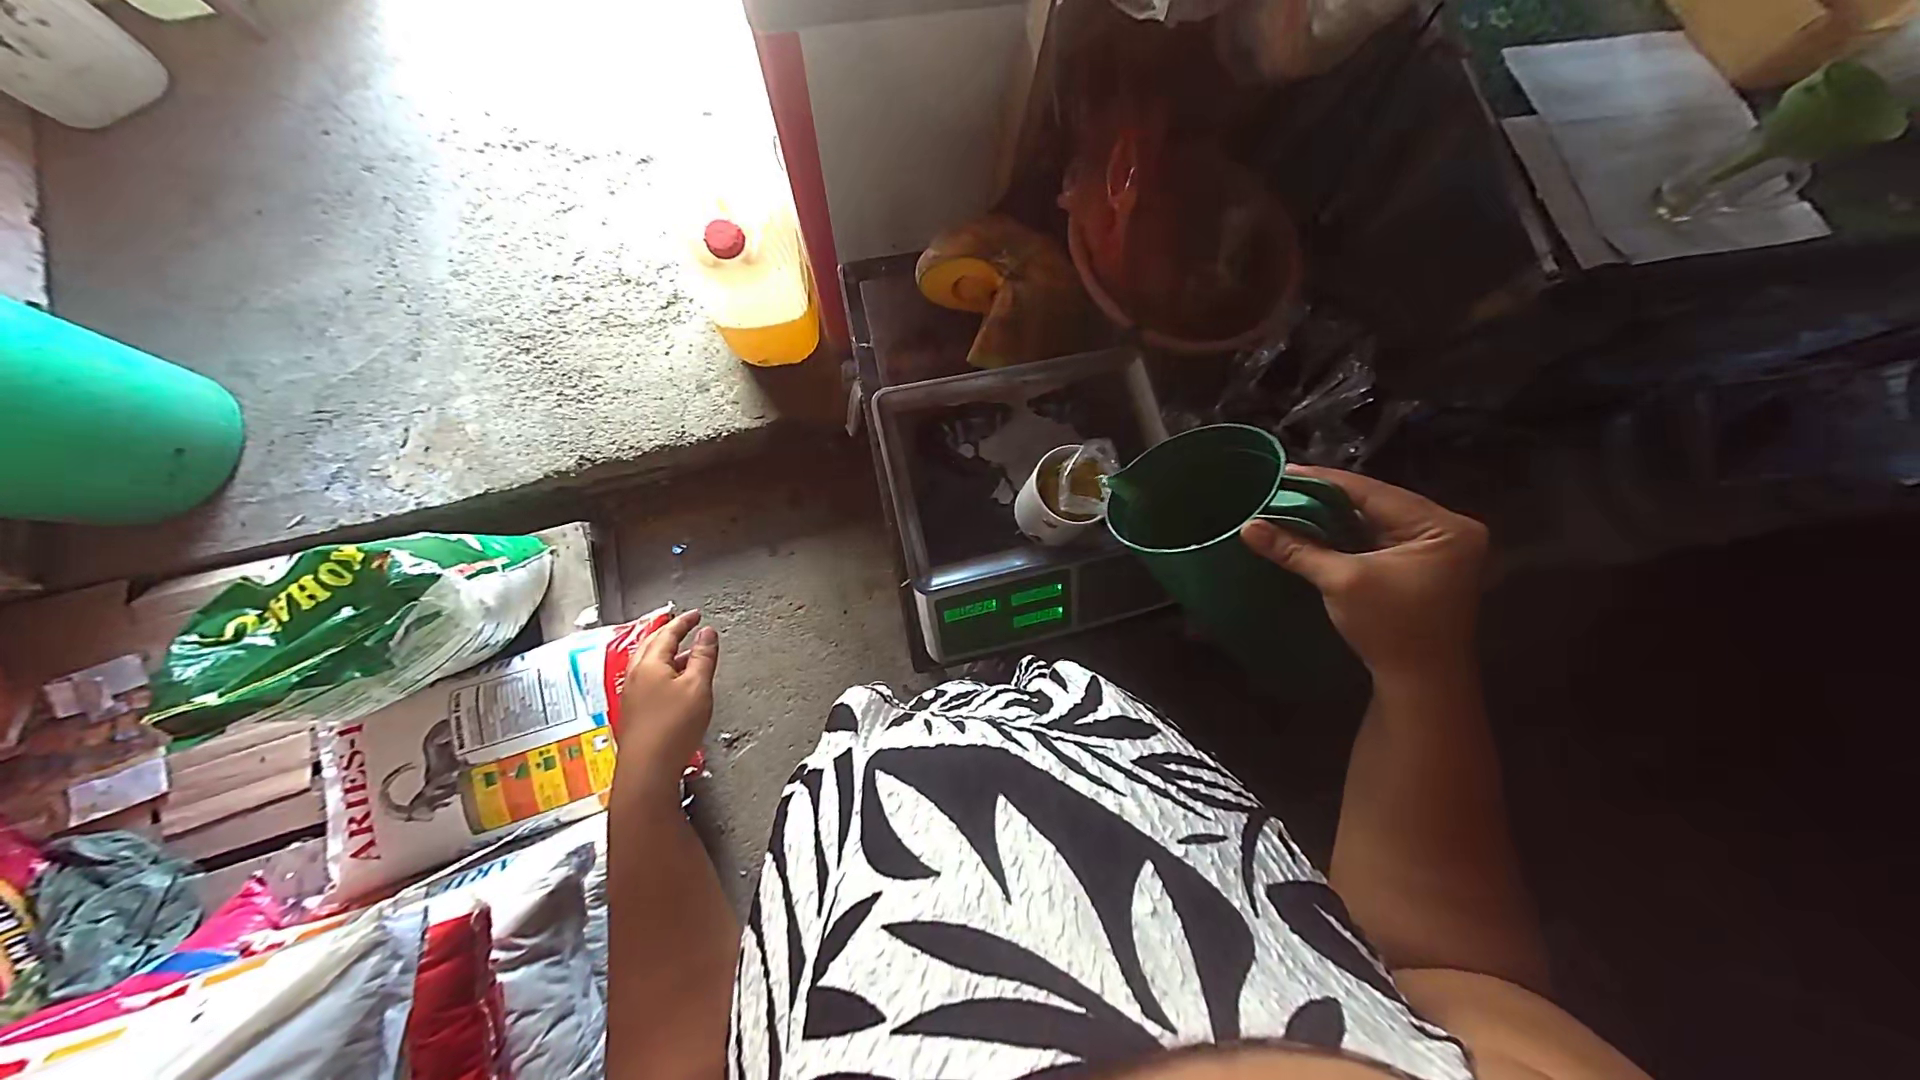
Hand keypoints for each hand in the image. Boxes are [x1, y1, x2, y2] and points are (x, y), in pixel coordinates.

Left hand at [615, 609, 720, 801]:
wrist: (648, 769)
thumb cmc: (671, 729)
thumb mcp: (698, 686)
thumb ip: (704, 656)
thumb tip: (707, 634)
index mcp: (649, 664)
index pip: (667, 633)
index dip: (684, 622)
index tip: (695, 615)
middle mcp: (636, 676)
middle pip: (652, 645)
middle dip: (669, 632)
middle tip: (684, 625)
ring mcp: (633, 694)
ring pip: (648, 663)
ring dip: (666, 652)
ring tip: (685, 652)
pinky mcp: (635, 711)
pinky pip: (648, 679)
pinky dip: (663, 670)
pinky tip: (674, 682)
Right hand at [1241, 466, 1486, 682]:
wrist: (1422, 685)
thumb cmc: (1391, 629)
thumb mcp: (1341, 581)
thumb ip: (1295, 549)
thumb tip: (1248, 527)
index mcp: (1442, 526)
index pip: (1374, 492)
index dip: (1325, 481)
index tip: (1285, 471)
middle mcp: (1446, 530)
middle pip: (1375, 504)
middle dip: (1326, 498)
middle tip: (1282, 486)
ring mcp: (1434, 549)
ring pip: (1373, 521)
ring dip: (1333, 516)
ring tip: (1291, 502)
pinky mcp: (1419, 566)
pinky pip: (1376, 539)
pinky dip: (1345, 535)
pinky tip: (1314, 526)